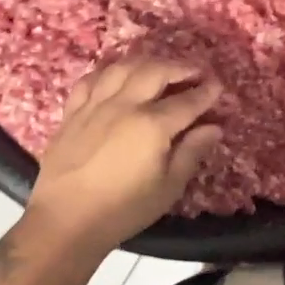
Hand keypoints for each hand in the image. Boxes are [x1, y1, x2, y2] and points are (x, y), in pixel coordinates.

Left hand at [25, 58, 223, 253]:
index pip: (187, 101)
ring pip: (122, 67)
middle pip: (155, 71)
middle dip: (179, 67)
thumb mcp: (168, 187)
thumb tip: (213, 128)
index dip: (206, 92)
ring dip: (145, 63)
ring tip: (158, 69)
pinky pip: (90, 80)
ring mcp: (94, 105)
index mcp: (152, 125)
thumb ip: (191, 152)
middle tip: (194, 71)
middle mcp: (124, 105)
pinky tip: (116, 77)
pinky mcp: (72, 112)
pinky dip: (107, 73)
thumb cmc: (124, 209)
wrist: (66, 221)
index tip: (218, 87)